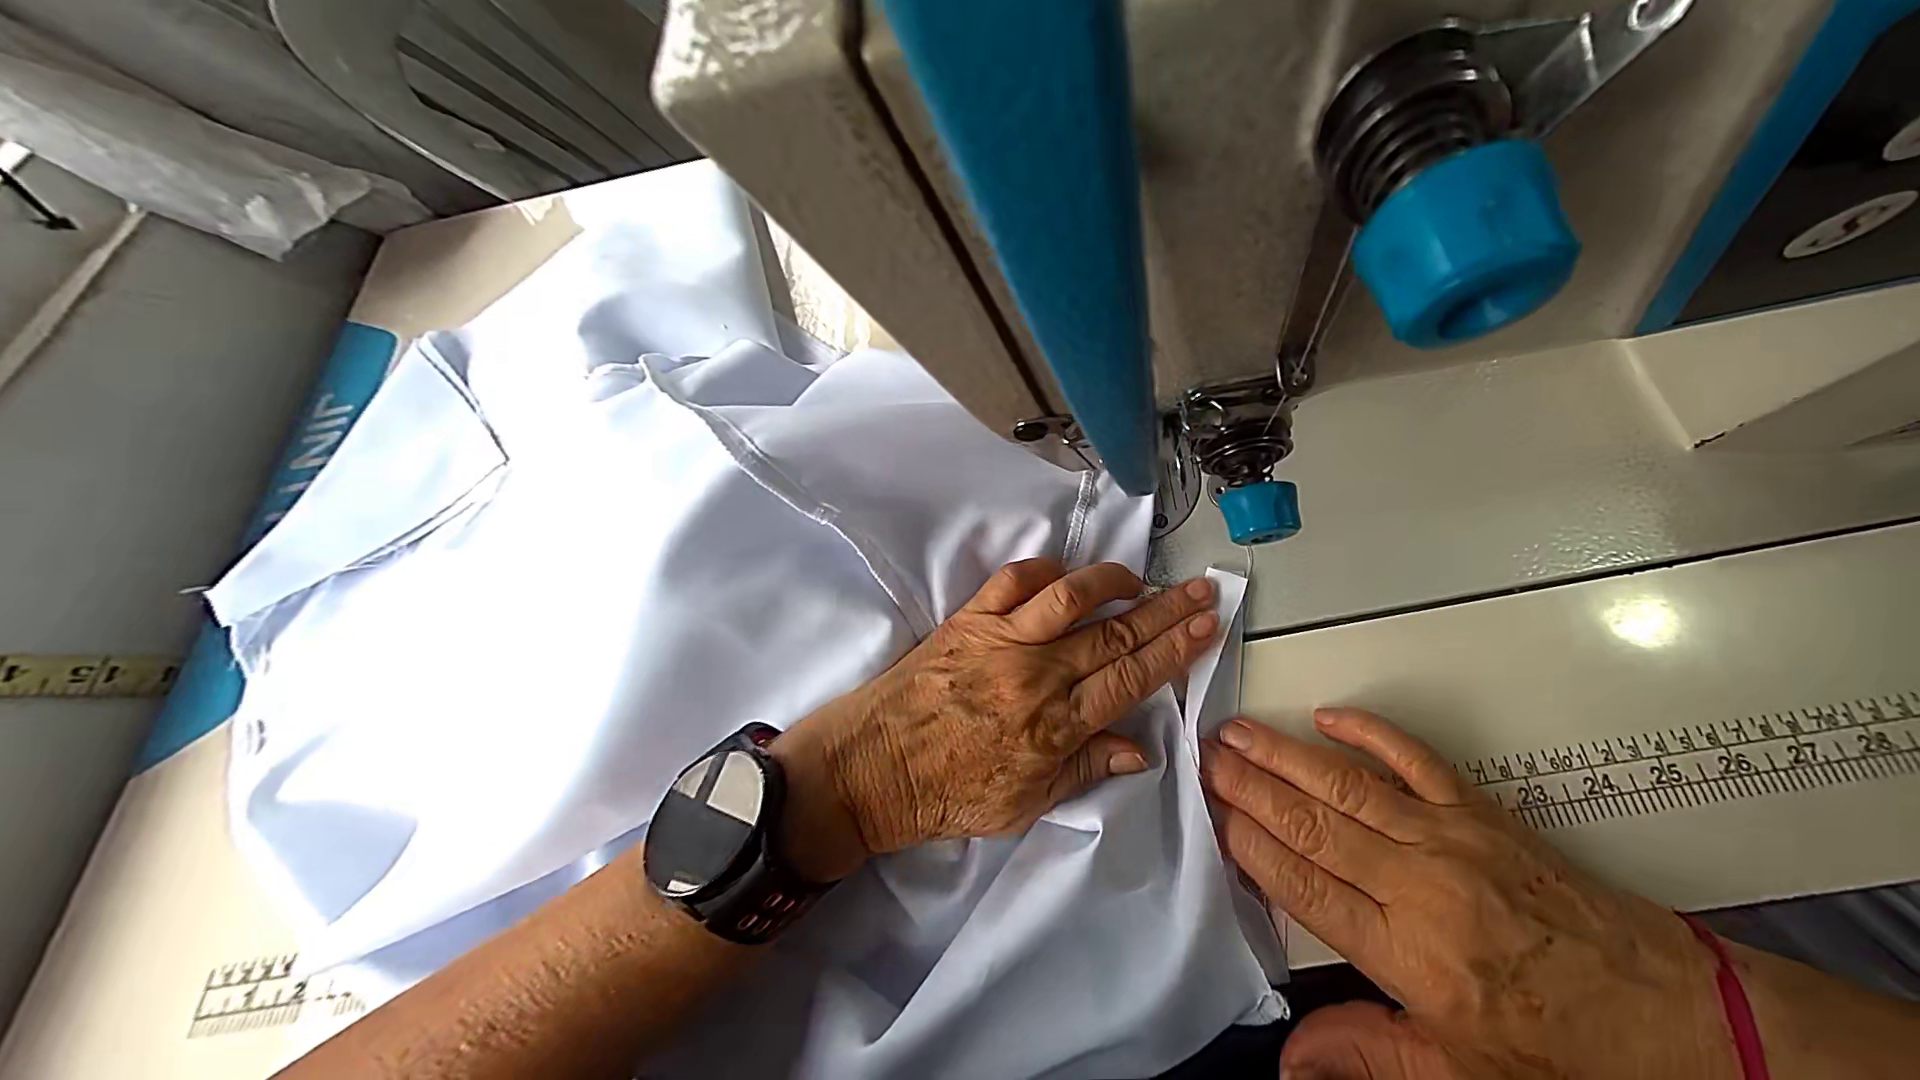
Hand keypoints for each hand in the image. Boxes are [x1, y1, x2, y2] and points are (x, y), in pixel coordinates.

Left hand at [773, 558, 1219, 881]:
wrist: (873, 767)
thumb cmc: (947, 794)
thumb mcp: (1024, 805)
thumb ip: (1083, 770)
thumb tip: (1138, 748)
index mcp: (1055, 725)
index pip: (1130, 678)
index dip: (1174, 651)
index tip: (1206, 627)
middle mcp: (1035, 675)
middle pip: (1113, 634)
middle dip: (1165, 611)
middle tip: (1201, 590)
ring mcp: (999, 641)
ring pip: (1069, 598)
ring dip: (1111, 581)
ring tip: (1140, 579)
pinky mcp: (966, 621)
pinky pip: (1010, 582)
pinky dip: (1042, 570)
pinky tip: (1063, 573)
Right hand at [1200, 709, 1738, 1079]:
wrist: (1675, 1017)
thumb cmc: (1561, 1048)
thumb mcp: (1459, 1073)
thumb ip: (1366, 1055)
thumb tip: (1290, 1062)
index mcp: (1409, 954)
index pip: (1302, 884)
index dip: (1248, 844)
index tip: (1209, 812)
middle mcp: (1421, 886)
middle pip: (1311, 824)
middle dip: (1247, 786)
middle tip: (1204, 757)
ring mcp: (1451, 838)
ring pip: (1345, 784)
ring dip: (1283, 754)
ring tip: (1236, 732)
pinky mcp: (1481, 811)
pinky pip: (1414, 759)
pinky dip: (1368, 732)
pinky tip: (1327, 716)